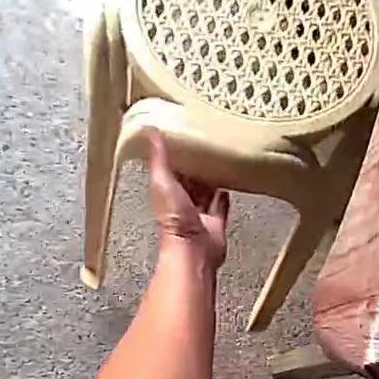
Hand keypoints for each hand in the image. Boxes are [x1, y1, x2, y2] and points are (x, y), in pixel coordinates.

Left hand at [146, 130, 228, 270]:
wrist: (194, 247)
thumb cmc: (175, 218)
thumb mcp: (163, 180)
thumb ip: (159, 157)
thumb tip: (149, 130)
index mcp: (166, 191)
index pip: (171, 169)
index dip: (176, 155)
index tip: (183, 137)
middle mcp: (181, 203)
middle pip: (189, 180)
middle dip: (195, 166)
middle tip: (205, 146)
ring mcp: (199, 214)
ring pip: (205, 191)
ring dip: (211, 179)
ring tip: (219, 161)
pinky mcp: (215, 223)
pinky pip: (220, 207)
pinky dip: (223, 197)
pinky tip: (229, 185)